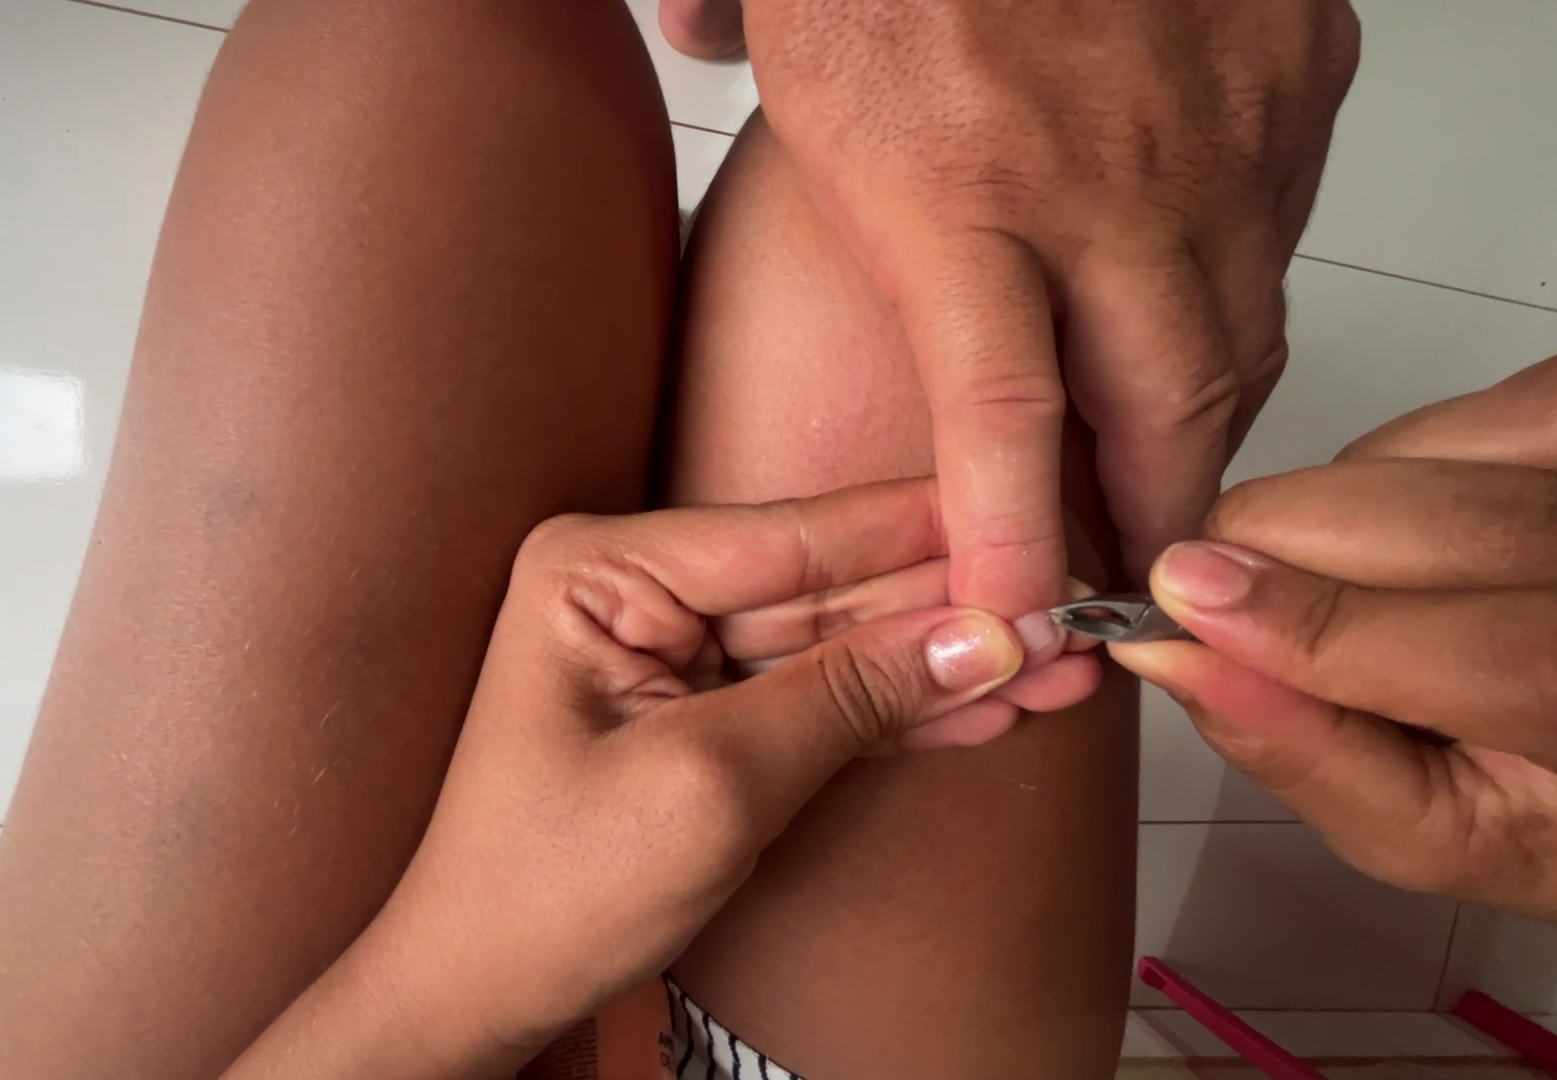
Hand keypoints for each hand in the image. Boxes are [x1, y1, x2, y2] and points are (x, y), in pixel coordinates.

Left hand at [240, 479, 1097, 1079]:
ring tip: (1057, 663)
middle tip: (1069, 608)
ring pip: (833, 643)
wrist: (487, 983)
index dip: (915, 537)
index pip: (788, 535)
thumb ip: (846, 697)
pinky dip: (898, 709)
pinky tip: (984, 704)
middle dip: (944, 608)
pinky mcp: (707, 704)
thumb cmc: (551, 884)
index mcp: (603, 568)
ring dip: (940, 661)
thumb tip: (980, 635)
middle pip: (821, 586)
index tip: (1028, 532)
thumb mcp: (710, 781)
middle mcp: (639, 587)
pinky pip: (816, 695)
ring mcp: (676, 645)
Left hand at [666, 0, 1358, 614]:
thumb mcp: (797, 58)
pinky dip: (1229, 329)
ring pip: (1231, 345)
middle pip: (1153, 413)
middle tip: (1113, 590)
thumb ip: (759, 126)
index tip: (1015, 619)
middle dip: (1139, 522)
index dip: (1014, 544)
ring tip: (1148, 498)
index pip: (1000, 420)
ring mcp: (1212, 129)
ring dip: (1191, 440)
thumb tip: (691, 65)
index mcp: (961, 195)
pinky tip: (1186, 359)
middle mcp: (1104, 181)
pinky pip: (1272, 251)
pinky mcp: (1285, 74)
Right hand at [1109, 331, 1556, 936]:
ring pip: (1475, 446)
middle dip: (1288, 532)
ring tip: (1332, 559)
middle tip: (1203, 570)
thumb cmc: (1543, 811)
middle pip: (1487, 525)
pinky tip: (1408, 511)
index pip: (1520, 660)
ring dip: (1342, 492)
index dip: (1327, 623)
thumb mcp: (1416, 831)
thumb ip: (1290, 746)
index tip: (1176, 593)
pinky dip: (1409, 448)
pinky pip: (1521, 395)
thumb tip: (1159, 650)